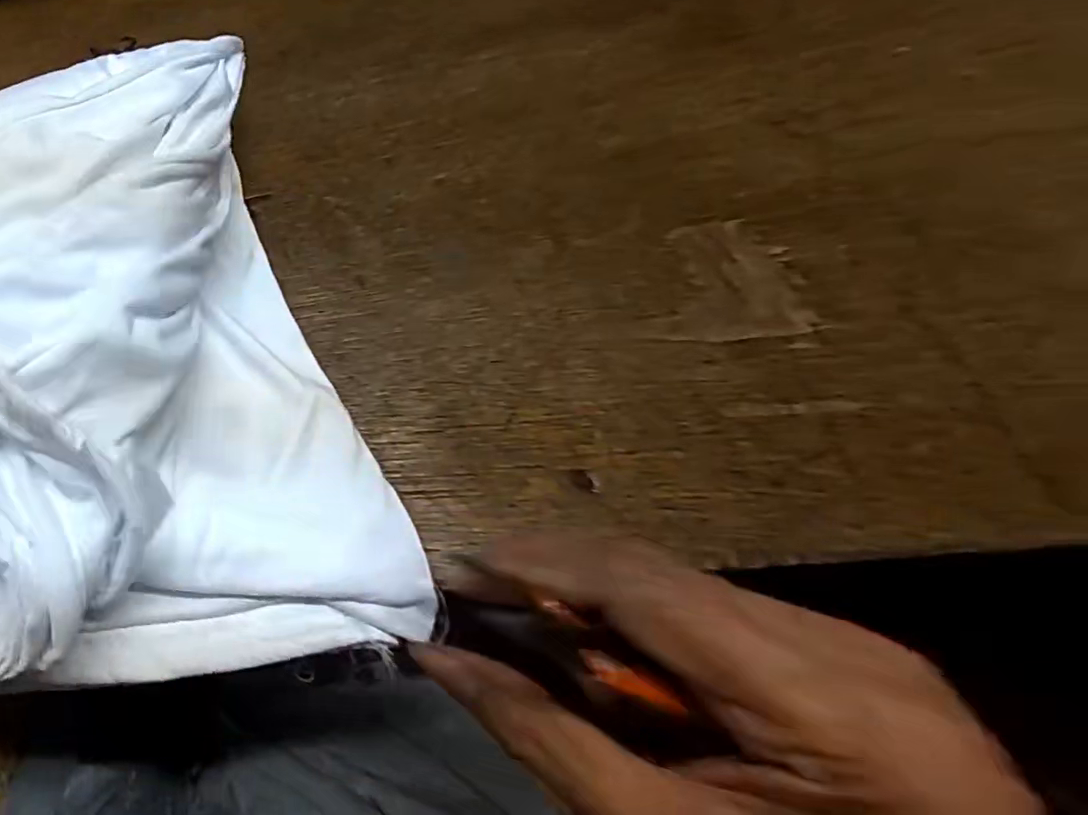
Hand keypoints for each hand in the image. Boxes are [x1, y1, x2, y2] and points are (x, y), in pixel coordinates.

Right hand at [413, 536, 1040, 814]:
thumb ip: (540, 733)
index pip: (641, 585)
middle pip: (656, 570)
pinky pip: (715, 609)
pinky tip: (618, 660)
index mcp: (824, 701)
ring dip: (592, 596)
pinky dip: (644, 620)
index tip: (454, 572)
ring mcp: (859, 647)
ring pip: (678, 582)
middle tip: (477, 593)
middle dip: (552, 574)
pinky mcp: (854, 658)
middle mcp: (846, 647)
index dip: (534, 565)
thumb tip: (440, 658)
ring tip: (535, 625)